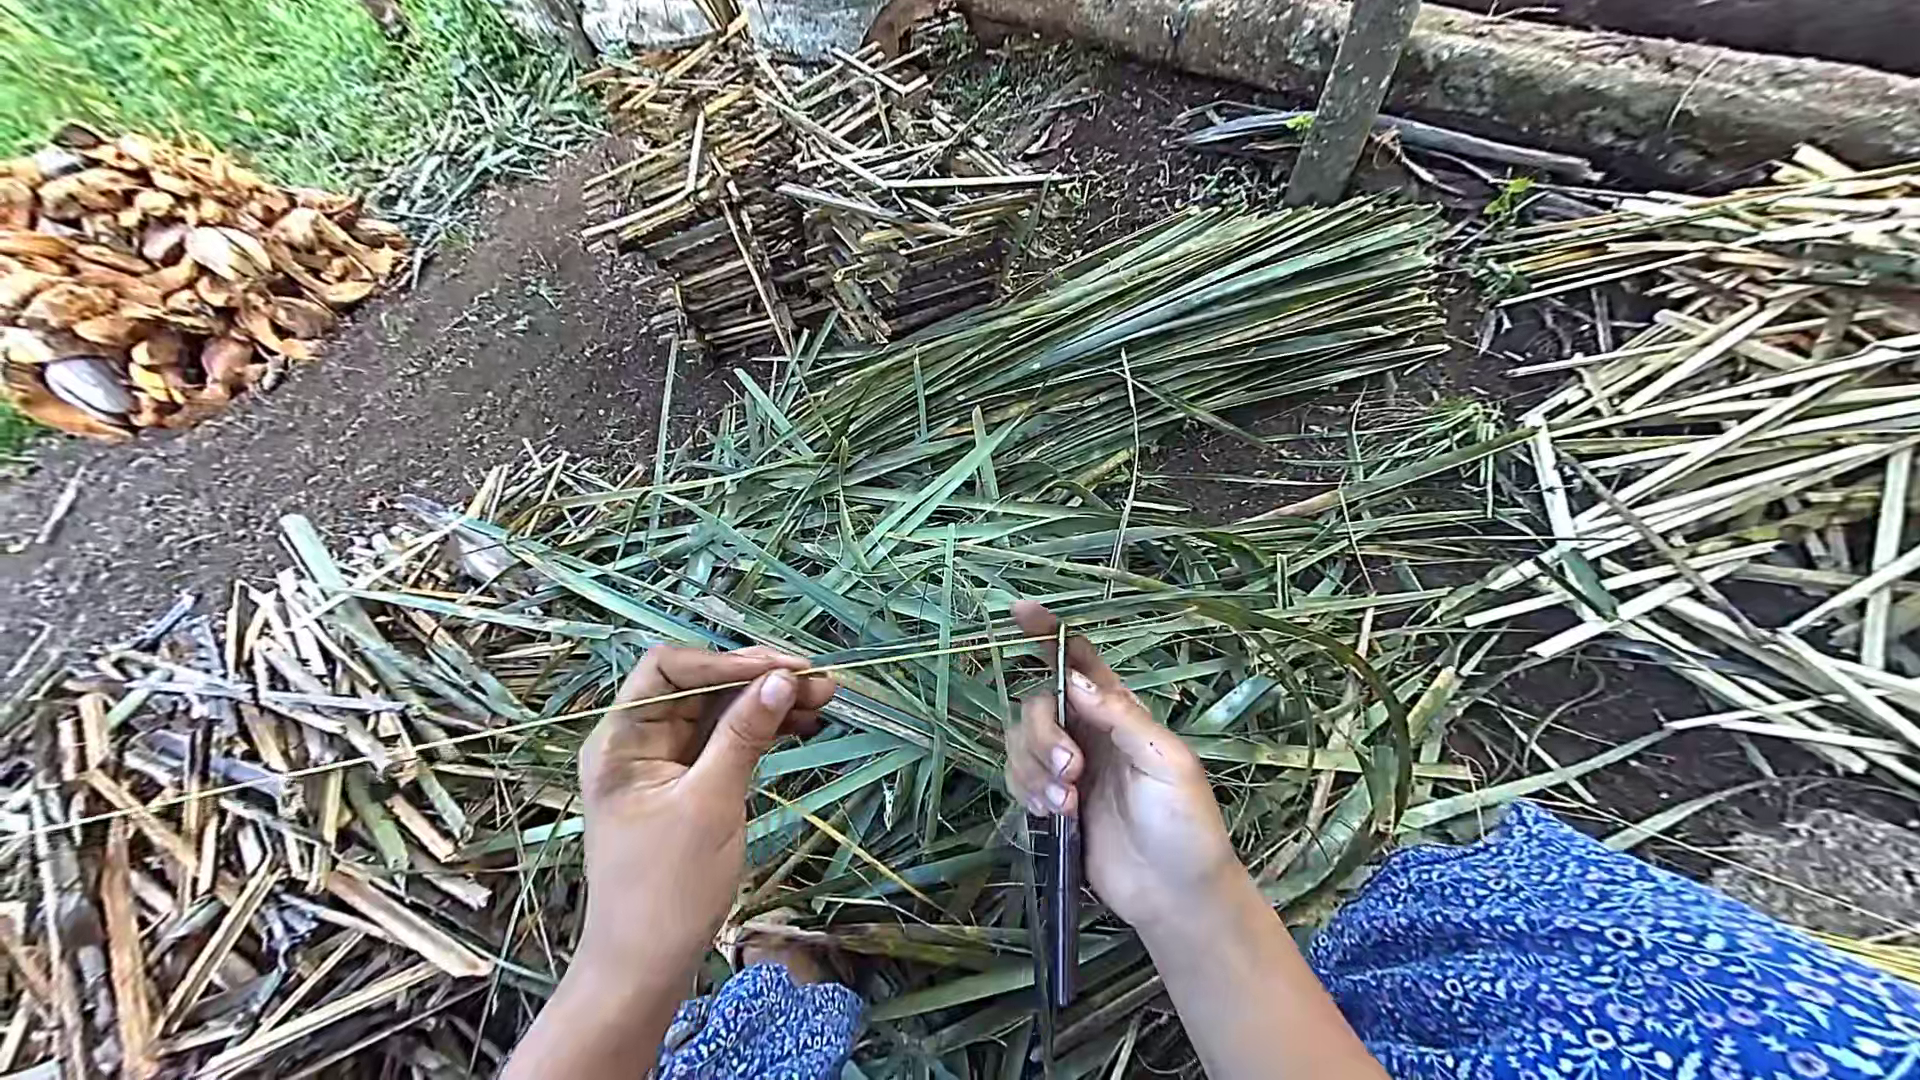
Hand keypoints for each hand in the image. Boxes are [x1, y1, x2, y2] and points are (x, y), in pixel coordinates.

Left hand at [575, 645, 837, 978]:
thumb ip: (745, 734)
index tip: (780, 670)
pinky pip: (733, 735)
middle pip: (704, 684)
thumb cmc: (667, 889)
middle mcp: (643, 737)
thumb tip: (783, 679)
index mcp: (623, 737)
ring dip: (772, 699)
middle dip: (760, 678)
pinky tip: (804, 723)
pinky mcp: (695, 774)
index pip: (669, 668)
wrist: (649, 966)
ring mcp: (670, 756)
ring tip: (824, 698)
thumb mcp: (711, 802)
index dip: (725, 660)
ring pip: (725, 707)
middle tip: (816, 681)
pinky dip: (767, 726)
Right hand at [1002, 601, 1242, 934]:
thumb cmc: (1185, 823)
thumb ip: (1120, 717)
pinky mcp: (1050, 798)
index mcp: (1118, 711)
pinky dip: (1025, 790)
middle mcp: (1086, 730)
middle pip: (1037, 703)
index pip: (1079, 659)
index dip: (1049, 632)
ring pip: (1020, 740)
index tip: (1020, 612)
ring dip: (1034, 769)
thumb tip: (1074, 679)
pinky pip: (1016, 776)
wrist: (1174, 896)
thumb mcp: (1166, 763)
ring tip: (1065, 804)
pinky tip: (1053, 814)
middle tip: (1072, 770)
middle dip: (1044, 734)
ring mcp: (1066, 765)